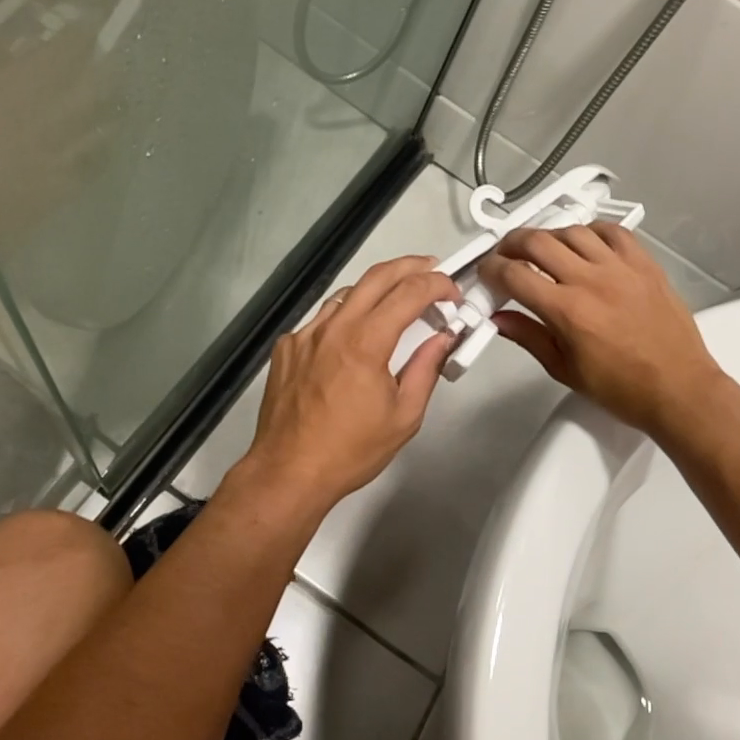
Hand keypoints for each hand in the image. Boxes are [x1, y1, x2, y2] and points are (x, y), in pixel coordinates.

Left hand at [239, 256, 460, 508]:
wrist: (288, 472)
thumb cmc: (351, 451)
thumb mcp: (404, 416)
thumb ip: (426, 369)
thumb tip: (443, 338)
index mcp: (365, 342)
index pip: (409, 293)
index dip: (437, 285)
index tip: (452, 293)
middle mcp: (333, 328)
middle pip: (376, 276)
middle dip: (410, 266)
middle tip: (432, 269)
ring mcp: (305, 334)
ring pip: (346, 294)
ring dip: (376, 289)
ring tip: (395, 301)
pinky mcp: (287, 347)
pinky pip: (321, 318)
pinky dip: (345, 316)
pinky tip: (353, 337)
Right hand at [481, 225, 726, 436]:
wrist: (680, 390)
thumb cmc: (623, 389)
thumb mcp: (565, 369)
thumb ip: (529, 336)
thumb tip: (500, 317)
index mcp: (568, 311)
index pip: (515, 275)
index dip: (492, 269)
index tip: (487, 272)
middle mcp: (592, 281)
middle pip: (538, 242)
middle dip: (512, 244)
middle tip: (506, 255)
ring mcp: (621, 268)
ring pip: (573, 232)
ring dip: (549, 236)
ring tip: (542, 250)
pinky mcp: (645, 264)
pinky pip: (613, 232)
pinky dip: (591, 232)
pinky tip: (584, 243)